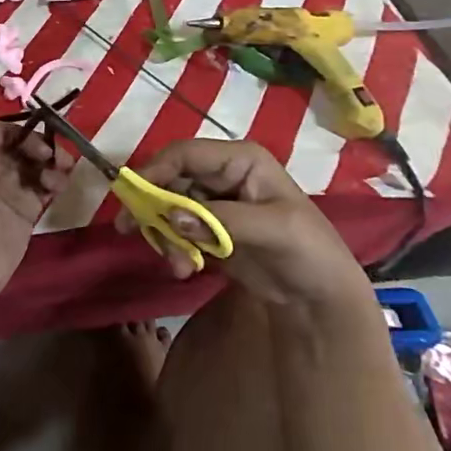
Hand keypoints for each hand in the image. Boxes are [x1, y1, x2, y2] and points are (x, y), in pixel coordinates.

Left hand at [0, 118, 74, 305]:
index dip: (21, 133)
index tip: (40, 146)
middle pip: (21, 146)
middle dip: (41, 147)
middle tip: (57, 161)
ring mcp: (9, 189)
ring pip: (35, 164)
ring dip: (51, 164)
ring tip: (58, 181)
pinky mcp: (25, 208)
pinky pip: (43, 185)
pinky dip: (54, 181)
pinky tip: (59, 188)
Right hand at [116, 139, 370, 308]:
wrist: (319, 296)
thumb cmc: (307, 251)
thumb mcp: (271, 230)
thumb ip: (220, 220)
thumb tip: (172, 217)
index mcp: (240, 160)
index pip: (186, 154)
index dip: (156, 169)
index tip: (133, 195)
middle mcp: (221, 175)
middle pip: (169, 179)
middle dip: (154, 207)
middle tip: (130, 229)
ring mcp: (212, 203)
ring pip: (167, 207)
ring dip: (164, 234)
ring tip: (178, 264)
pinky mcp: (206, 230)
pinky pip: (174, 230)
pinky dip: (172, 248)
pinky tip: (184, 269)